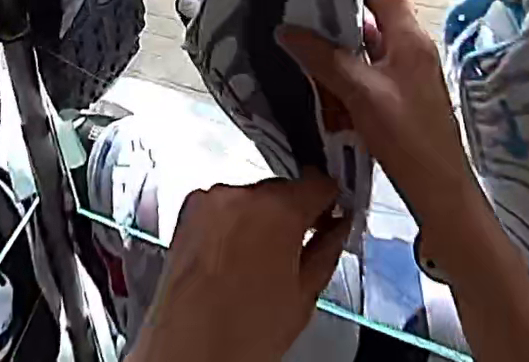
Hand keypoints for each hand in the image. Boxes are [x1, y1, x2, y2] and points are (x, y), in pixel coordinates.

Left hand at [128, 175, 348, 361]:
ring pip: (250, 197)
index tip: (331, 206)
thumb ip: (327, 250)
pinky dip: (229, 220)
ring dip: (258, 217)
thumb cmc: (242, 332)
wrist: (190, 347)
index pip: (317, 183)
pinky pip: (222, 204)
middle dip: (291, 212)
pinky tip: (230, 255)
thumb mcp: (303, 295)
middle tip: (295, 245)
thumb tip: (337, 228)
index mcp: (280, 211)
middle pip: (282, 190)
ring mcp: (214, 197)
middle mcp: (245, 194)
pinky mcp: (191, 206)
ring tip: (256, 260)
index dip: (329, 197)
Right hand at [279, 0, 484, 237]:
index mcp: (407, 33)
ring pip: (368, 30)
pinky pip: (366, 56)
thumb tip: (287, 29)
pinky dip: (344, 52)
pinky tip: (320, 54)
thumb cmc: (409, 138)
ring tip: (308, 0)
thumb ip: (325, 59)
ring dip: (341, 20)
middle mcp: (408, 40)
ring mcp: (404, 64)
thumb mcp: (362, 95)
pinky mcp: (397, 84)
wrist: (443, 193)